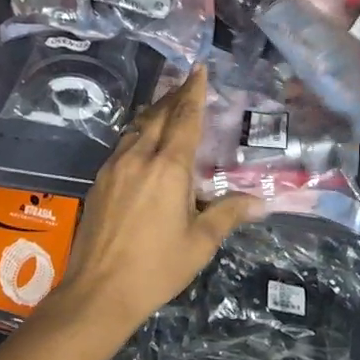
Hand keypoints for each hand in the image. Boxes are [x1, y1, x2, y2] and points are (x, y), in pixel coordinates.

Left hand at [55, 66, 263, 332]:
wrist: (98, 290)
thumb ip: (227, 214)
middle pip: (159, 115)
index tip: (198, 68)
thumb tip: (260, 202)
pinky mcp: (100, 180)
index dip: (193, 92)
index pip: (185, 118)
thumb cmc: (156, 268)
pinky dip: (139, 132)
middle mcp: (139, 157)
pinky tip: (144, 141)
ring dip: (156, 112)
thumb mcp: (200, 243)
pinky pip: (124, 143)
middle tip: (188, 81)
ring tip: (169, 106)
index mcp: (168, 168)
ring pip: (138, 127)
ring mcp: (115, 166)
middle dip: (175, 96)